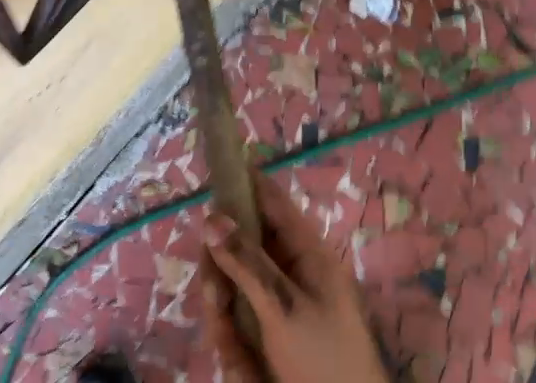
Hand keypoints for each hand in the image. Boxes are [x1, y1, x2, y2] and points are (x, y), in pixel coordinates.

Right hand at [200, 174, 387, 382]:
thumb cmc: (324, 362)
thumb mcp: (283, 309)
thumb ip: (246, 262)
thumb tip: (210, 216)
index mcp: (308, 255)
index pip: (272, 200)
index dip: (244, 182)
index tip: (212, 172)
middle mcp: (292, 270)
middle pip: (242, 241)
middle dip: (221, 265)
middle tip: (215, 294)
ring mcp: (279, 302)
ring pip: (232, 280)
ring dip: (222, 306)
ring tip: (229, 340)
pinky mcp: (269, 331)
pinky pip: (236, 315)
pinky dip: (230, 336)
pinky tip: (239, 365)